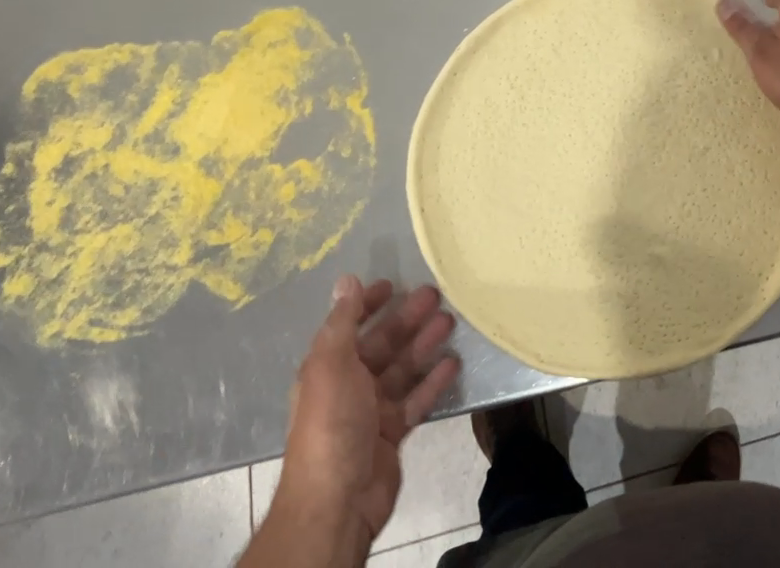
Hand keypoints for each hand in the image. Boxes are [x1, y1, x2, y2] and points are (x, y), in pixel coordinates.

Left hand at [273, 276, 459, 546]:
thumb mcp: (331, 366)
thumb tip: (346, 280)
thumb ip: (342, 323)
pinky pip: (415, 399)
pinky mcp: (393, 432)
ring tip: (450, 322)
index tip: (393, 284)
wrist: (338, 498)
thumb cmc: (331, 425)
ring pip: (402, 369)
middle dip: (406, 320)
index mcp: (326, 368)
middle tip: (436, 295)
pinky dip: (432, 381)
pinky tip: (453, 363)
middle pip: (380, 345)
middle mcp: (348, 386)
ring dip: (423, 345)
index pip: (348, 327)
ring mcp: (372, 410)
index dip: (367, 304)